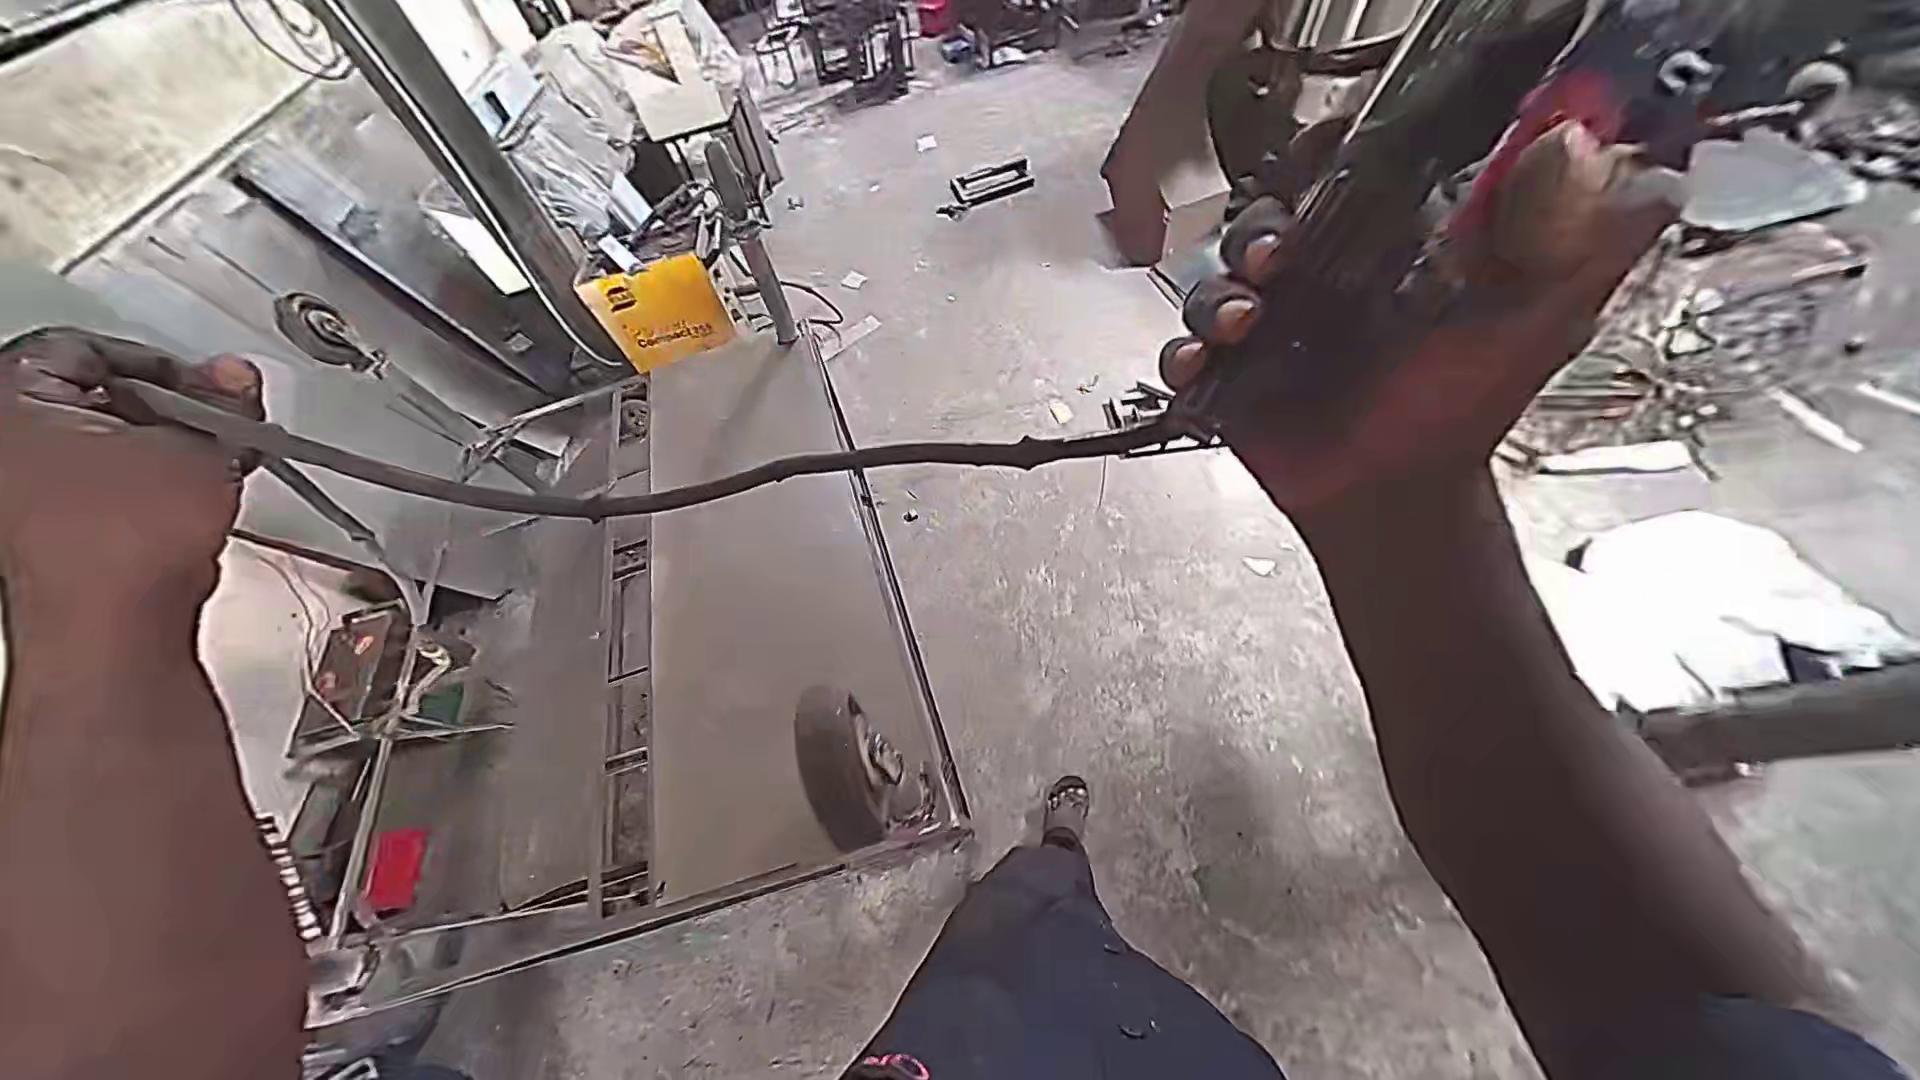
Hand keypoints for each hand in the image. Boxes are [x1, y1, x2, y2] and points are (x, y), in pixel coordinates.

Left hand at [0, 328, 262, 609]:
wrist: (116, 608)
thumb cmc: (127, 534)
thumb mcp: (199, 448)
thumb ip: (221, 402)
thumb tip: (232, 373)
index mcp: (5, 399)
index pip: (87, 348)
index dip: (164, 364)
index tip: (214, 386)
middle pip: (95, 389)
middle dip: (171, 403)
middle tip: (220, 422)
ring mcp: (18, 476)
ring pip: (105, 430)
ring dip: (168, 438)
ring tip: (215, 459)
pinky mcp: (46, 510)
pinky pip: (105, 468)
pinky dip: (153, 469)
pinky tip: (193, 486)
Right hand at [1160, 121, 1683, 526]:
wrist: (1392, 493)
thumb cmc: (1459, 412)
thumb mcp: (1536, 315)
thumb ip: (1565, 232)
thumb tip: (1561, 144)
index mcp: (1377, 249)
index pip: (1338, 177)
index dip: (1321, 159)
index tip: (1321, 161)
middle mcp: (1313, 282)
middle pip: (1258, 226)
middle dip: (1255, 232)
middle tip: (1274, 257)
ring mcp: (1263, 332)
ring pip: (1211, 286)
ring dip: (1215, 295)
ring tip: (1242, 321)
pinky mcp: (1225, 377)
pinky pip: (1182, 353)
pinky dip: (1179, 354)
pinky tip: (1198, 364)